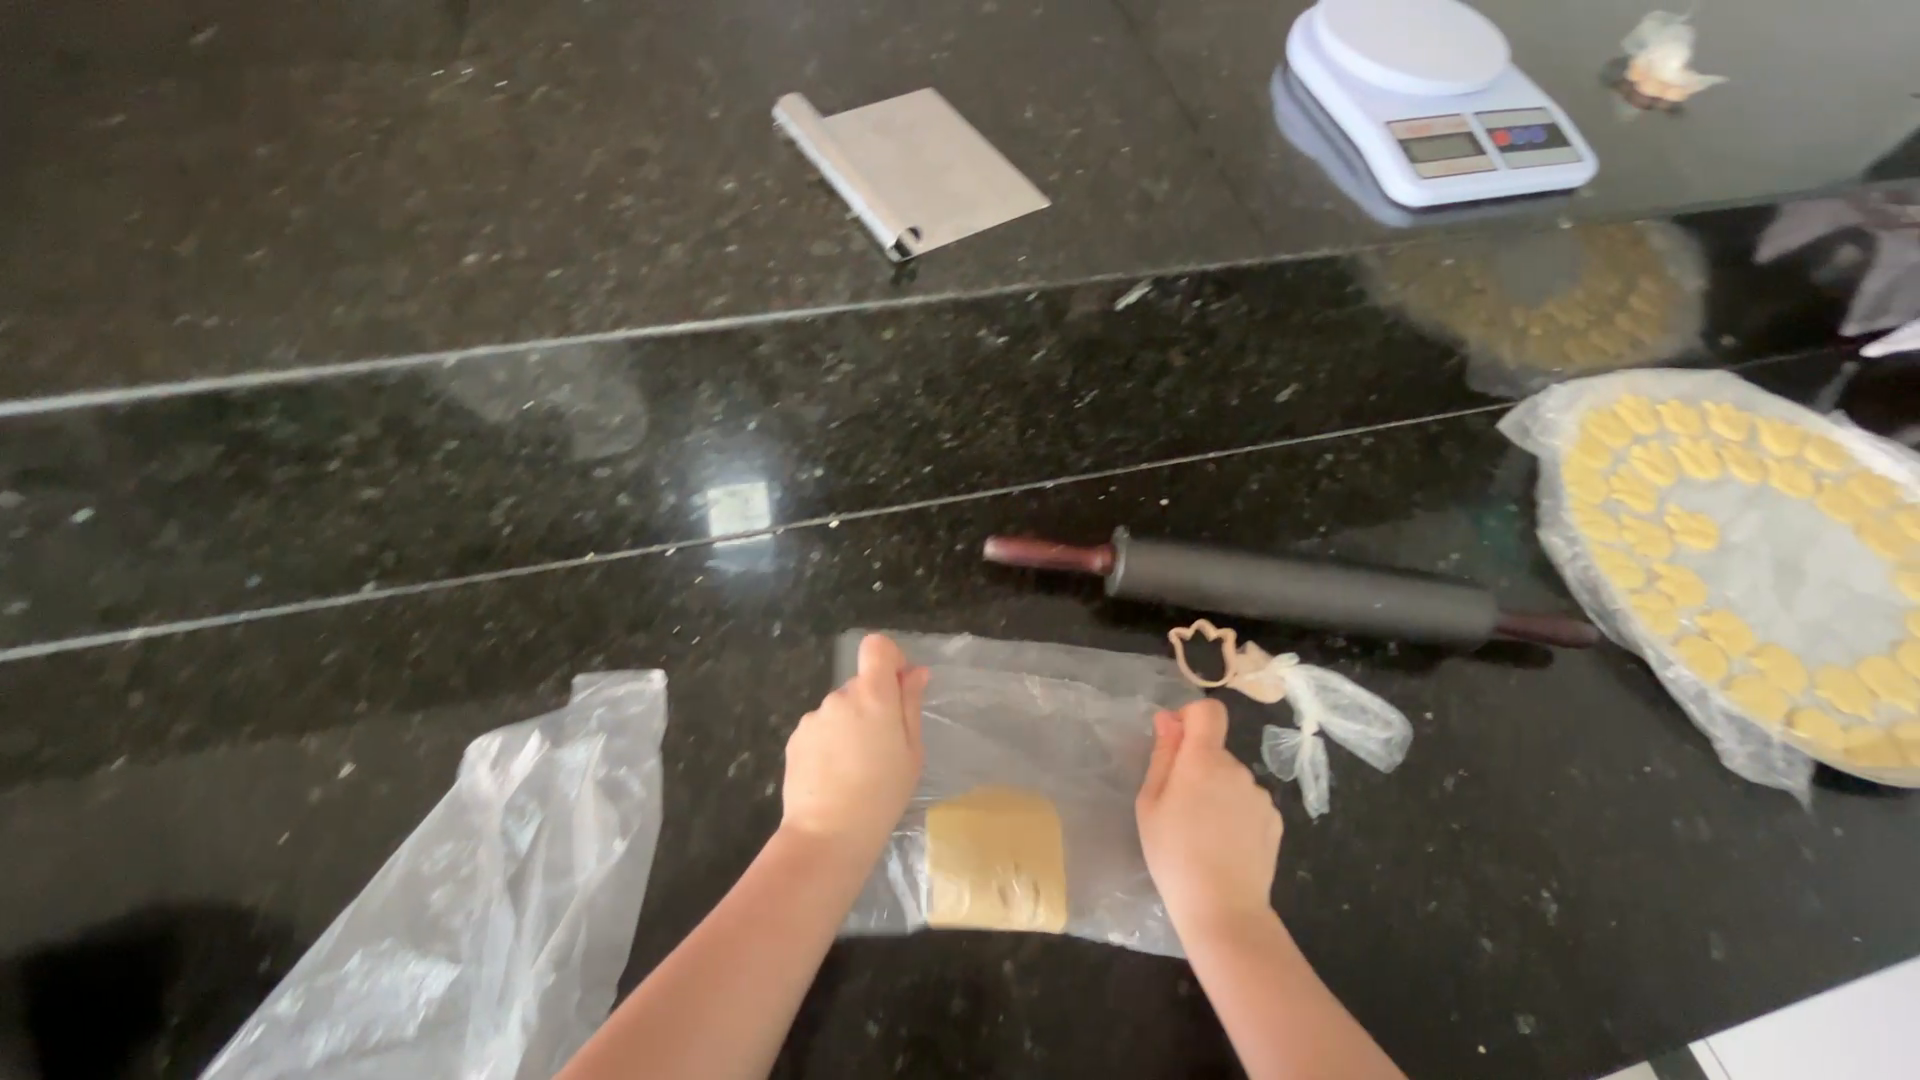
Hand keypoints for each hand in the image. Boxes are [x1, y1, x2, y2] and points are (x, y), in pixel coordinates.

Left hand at [781, 633, 929, 857]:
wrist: (828, 834)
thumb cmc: (882, 795)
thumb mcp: (912, 751)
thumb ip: (910, 704)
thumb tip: (914, 672)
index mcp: (873, 696)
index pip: (876, 647)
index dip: (890, 660)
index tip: (898, 689)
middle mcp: (840, 697)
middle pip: (860, 684)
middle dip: (873, 704)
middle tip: (883, 748)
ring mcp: (813, 717)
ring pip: (840, 709)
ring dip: (850, 725)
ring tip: (856, 768)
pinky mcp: (795, 737)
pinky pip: (821, 728)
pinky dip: (830, 742)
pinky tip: (834, 774)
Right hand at [1136, 699, 1282, 938]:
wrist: (1222, 908)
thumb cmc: (1173, 853)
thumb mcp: (1150, 803)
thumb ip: (1162, 755)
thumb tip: (1168, 719)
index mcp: (1204, 760)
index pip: (1209, 711)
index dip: (1191, 718)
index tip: (1176, 744)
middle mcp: (1238, 769)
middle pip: (1215, 751)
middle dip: (1197, 767)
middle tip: (1178, 808)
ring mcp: (1261, 796)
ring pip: (1232, 779)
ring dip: (1217, 792)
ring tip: (1202, 833)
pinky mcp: (1275, 821)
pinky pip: (1248, 803)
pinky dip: (1236, 814)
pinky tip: (1225, 845)